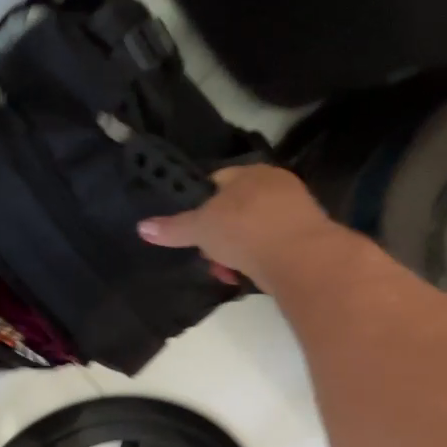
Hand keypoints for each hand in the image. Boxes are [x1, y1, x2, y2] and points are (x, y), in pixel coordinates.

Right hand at [138, 165, 343, 288]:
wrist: (299, 257)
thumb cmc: (244, 230)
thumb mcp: (199, 229)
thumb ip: (171, 228)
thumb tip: (141, 227)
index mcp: (250, 172)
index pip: (215, 181)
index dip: (197, 204)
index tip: (189, 227)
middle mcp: (275, 183)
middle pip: (232, 208)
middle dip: (216, 233)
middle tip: (206, 253)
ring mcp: (293, 208)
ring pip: (249, 229)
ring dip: (233, 250)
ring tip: (225, 270)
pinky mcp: (304, 234)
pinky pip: (268, 244)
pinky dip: (254, 258)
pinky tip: (245, 274)